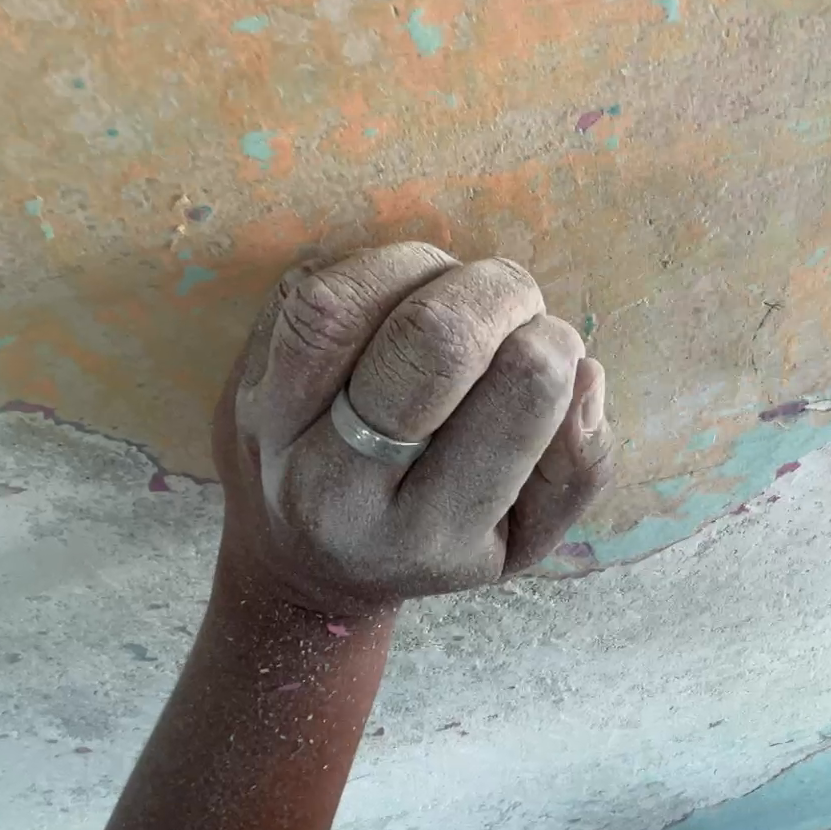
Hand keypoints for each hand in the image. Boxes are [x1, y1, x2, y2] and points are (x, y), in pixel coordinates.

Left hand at [210, 243, 614, 616]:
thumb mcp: (524, 541)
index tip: (556, 349)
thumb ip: (578, 469)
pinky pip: (313, 280)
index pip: (518, 390)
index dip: (555, 344)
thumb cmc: (431, 545)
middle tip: (515, 306)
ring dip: (430, 268)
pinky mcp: (245, 371)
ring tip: (455, 294)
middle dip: (501, 292)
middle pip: (434, 334)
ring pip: (349, 297)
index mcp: (426, 530)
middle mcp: (337, 484)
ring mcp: (275, 424)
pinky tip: (402, 297)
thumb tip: (585, 372)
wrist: (300, 561)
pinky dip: (376, 268)